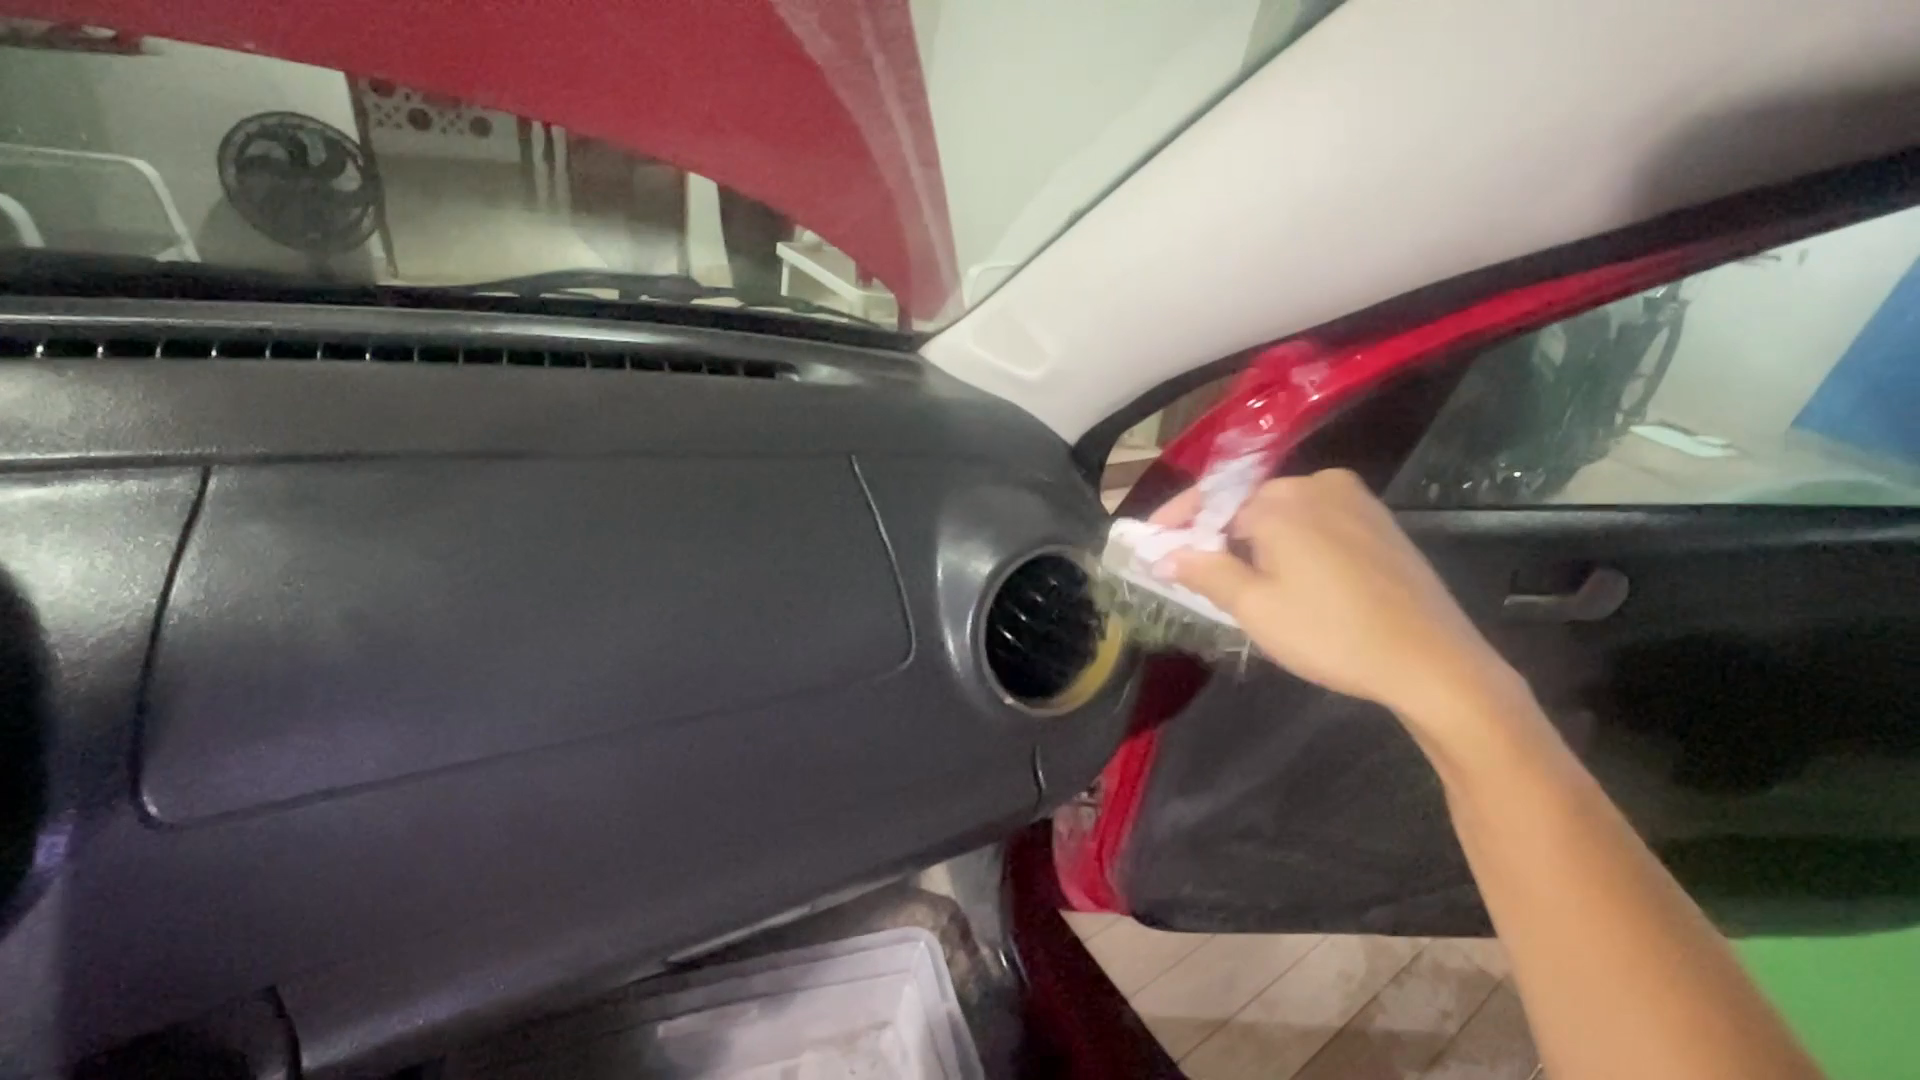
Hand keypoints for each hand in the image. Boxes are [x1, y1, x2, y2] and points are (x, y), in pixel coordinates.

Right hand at [1152, 470, 1519, 725]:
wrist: (1433, 661)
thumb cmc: (1332, 634)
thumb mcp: (1255, 608)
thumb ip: (1205, 572)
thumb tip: (1165, 554)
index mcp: (1281, 500)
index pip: (1211, 502)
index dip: (1176, 522)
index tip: (1148, 542)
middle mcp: (1318, 485)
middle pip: (1248, 503)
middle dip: (1216, 532)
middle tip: (1192, 569)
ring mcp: (1355, 501)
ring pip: (1284, 513)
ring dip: (1254, 538)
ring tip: (1238, 578)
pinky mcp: (1380, 523)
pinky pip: (1317, 522)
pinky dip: (1291, 541)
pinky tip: (1289, 575)